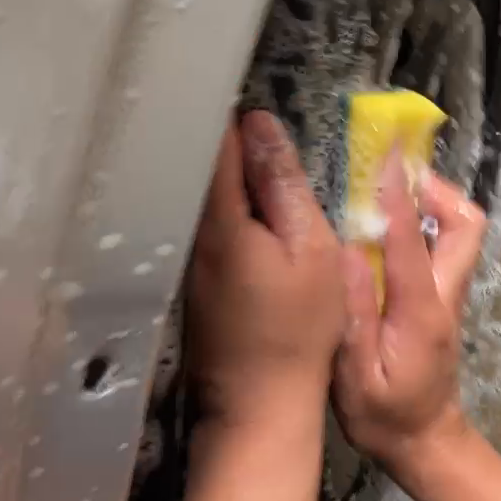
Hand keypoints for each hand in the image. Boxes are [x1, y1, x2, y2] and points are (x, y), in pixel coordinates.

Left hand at [189, 111, 344, 429]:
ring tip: (270, 174)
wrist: (262, 400)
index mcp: (220, 220)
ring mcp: (188, 263)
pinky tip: (257, 224)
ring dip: (233, 182)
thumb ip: (285, 187)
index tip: (253, 99)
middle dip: (234, 147)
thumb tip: (260, 125)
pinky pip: (208, 230)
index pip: (212, 144)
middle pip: (203, 171)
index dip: (231, 116)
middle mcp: (191, 235)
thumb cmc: (300, 327)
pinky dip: (231, 215)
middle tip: (272, 138)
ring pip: (205, 201)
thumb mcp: (312, 249)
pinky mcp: (194, 285)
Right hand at [333, 153, 486, 470]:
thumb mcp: (355, 376)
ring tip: (388, 198)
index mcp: (422, 310)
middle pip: (467, 225)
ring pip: (462, 234)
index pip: (414, 239)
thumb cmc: (386, 418)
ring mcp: (451, 297)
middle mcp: (446, 295)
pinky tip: (388, 233)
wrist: (426, 442)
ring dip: (434, 206)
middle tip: (395, 181)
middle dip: (437, 191)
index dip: (399, 195)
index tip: (386, 157)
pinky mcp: (445, 302)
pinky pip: (447, 249)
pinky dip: (426, 227)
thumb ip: (352, 314)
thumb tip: (346, 251)